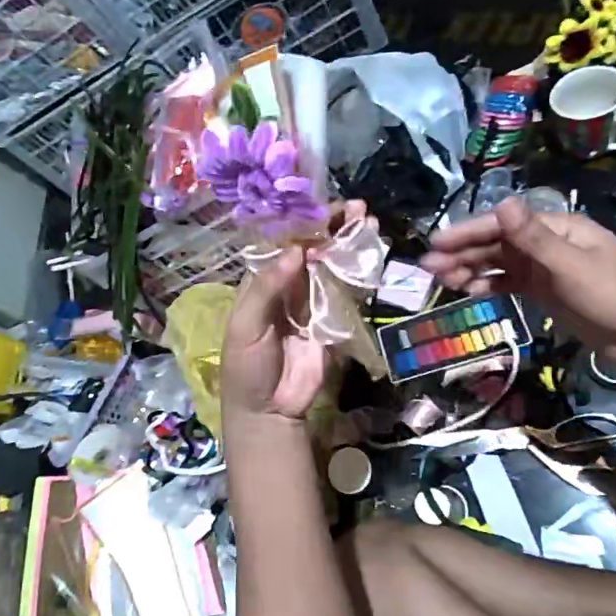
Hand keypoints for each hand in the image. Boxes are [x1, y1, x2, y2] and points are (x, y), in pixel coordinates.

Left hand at [222, 199, 368, 428]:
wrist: (270, 410)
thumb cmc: (246, 367)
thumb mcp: (246, 326)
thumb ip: (267, 288)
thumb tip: (295, 251)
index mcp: (261, 282)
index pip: (282, 244)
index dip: (301, 223)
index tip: (321, 205)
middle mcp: (288, 285)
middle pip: (310, 248)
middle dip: (330, 226)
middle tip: (352, 207)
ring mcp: (312, 300)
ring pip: (330, 263)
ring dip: (346, 241)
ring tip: (364, 218)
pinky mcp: (332, 319)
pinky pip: (345, 290)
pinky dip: (357, 270)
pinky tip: (369, 250)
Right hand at [420, 197, 615, 361]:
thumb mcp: (573, 266)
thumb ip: (534, 238)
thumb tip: (502, 203)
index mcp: (557, 227)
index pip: (502, 225)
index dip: (467, 233)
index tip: (436, 243)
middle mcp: (548, 243)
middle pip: (497, 243)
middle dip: (462, 253)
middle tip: (428, 267)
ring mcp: (546, 268)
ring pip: (500, 264)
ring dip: (471, 269)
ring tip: (441, 281)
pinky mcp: (547, 291)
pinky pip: (510, 283)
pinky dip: (489, 286)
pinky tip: (468, 292)